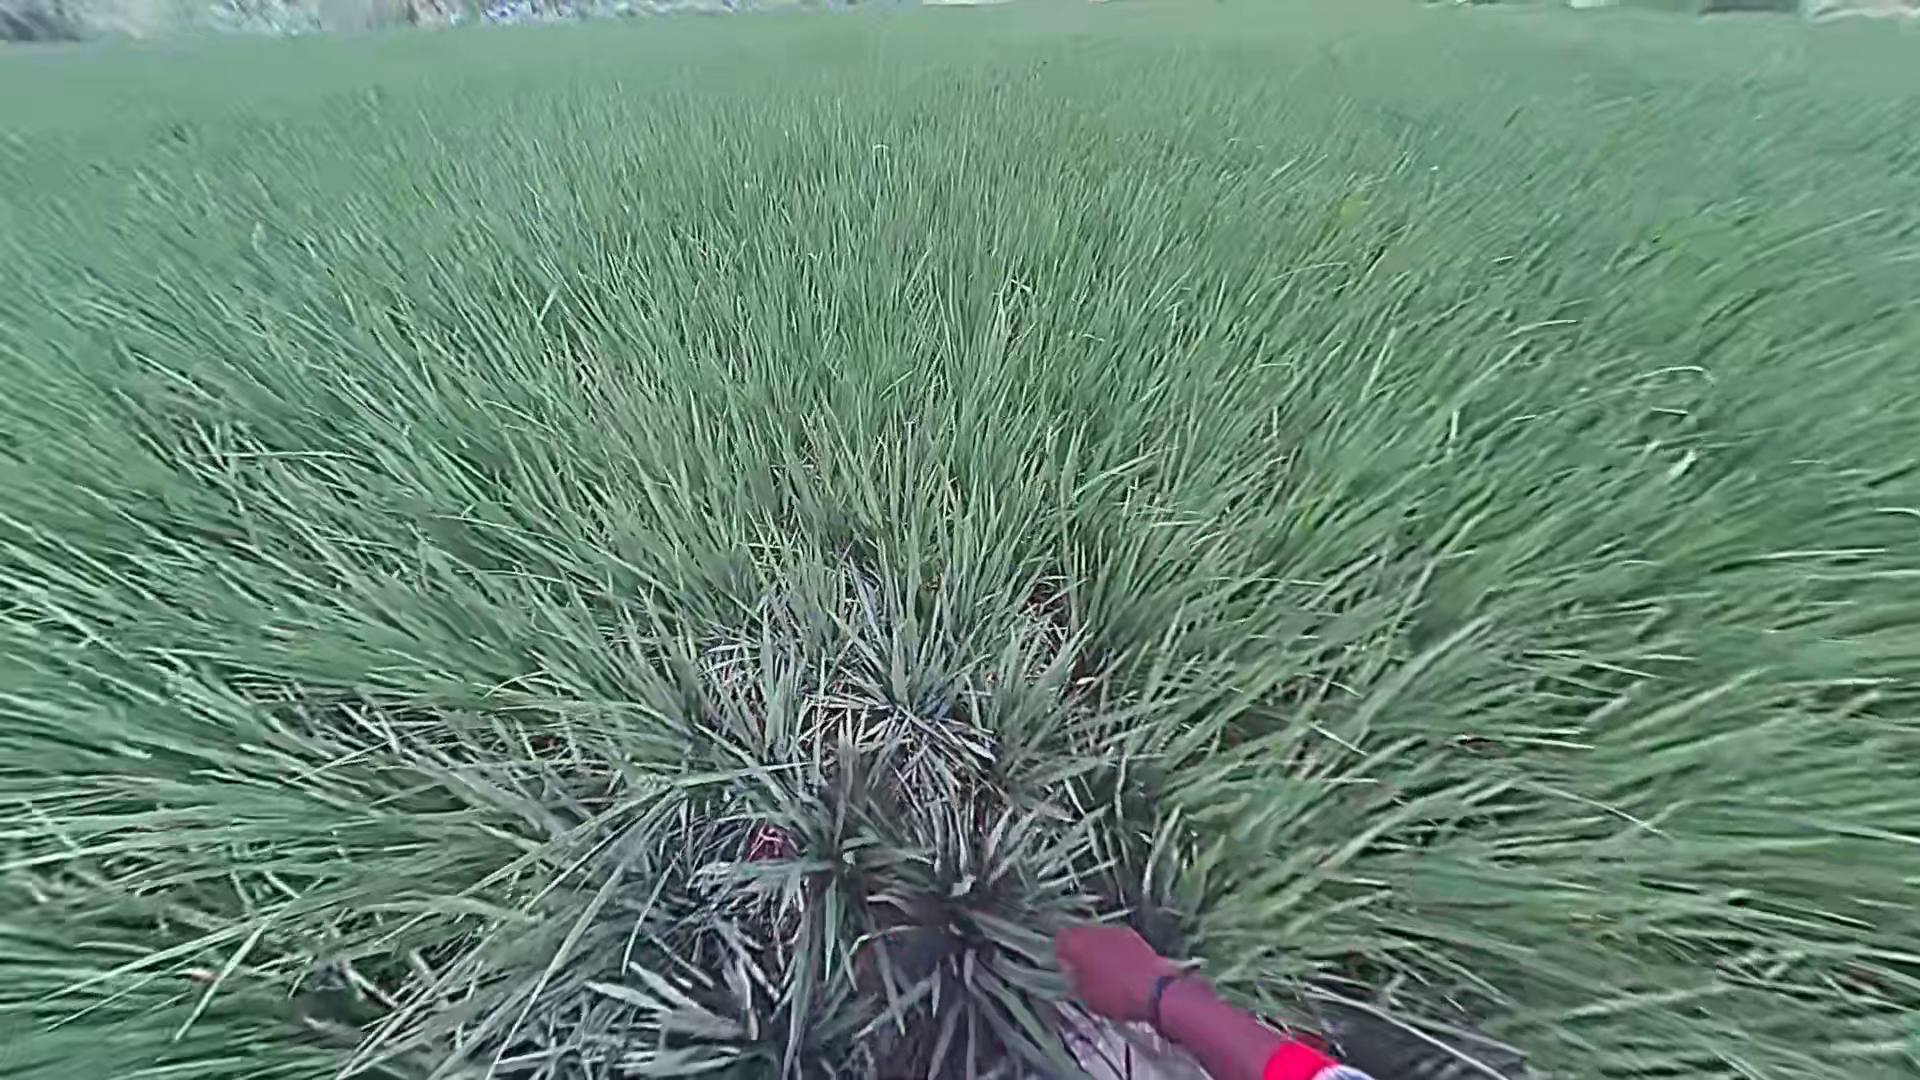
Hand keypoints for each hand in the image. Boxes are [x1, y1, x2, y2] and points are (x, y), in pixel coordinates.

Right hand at [1054, 924, 1181, 1022]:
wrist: (1155, 991)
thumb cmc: (1116, 997)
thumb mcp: (1087, 997)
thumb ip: (1074, 978)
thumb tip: (1070, 969)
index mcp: (1077, 944)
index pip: (1060, 939)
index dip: (1061, 952)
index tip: (1065, 966)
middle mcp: (1093, 931)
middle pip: (1079, 934)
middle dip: (1080, 948)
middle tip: (1084, 969)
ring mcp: (1113, 930)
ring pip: (1098, 935)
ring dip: (1097, 947)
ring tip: (1105, 968)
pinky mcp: (1131, 934)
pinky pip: (1115, 939)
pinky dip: (1114, 948)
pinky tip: (1121, 965)